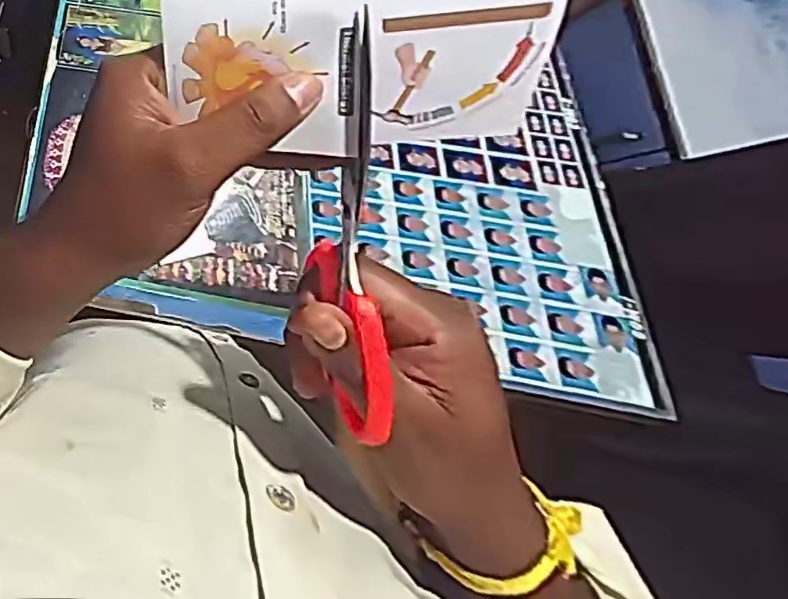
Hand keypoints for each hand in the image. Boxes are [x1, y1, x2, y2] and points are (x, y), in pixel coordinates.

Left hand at [36, 48, 325, 279]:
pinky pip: (216, 135)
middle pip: (218, 75)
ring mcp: (158, 119)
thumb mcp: (191, 162)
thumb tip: (304, 85)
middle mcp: (145, 88)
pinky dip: (250, 143)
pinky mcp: (168, 148)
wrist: (83, 256)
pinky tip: (298, 149)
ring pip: (222, 108)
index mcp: (137, 75)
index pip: (204, 44)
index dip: (257, 47)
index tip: (309, 50)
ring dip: (266, 117)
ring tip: (328, 115)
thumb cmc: (121, 207)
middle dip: (270, 84)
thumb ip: (249, 123)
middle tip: (333, 83)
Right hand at [287, 258, 545, 576]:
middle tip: (312, 373)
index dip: (321, 298)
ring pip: (336, 306)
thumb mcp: (399, 419)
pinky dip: (328, 351)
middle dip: (315, 326)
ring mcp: (413, 325)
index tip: (309, 341)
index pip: (357, 272)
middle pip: (341, 285)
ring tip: (321, 384)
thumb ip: (356, 359)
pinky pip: (345, 325)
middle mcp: (427, 312)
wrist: (477, 515)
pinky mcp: (398, 340)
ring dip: (317, 343)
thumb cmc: (452, 474)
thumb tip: (316, 312)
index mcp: (439, 321)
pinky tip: (333, 381)